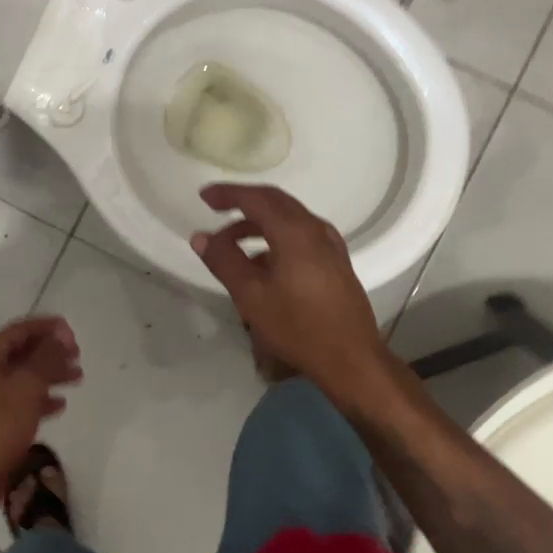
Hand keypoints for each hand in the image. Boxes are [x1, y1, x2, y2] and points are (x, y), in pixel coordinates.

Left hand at [0, 316, 82, 510]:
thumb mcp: (26, 388)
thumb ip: (46, 359)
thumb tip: (60, 336)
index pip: (19, 330)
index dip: (47, 327)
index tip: (73, 331)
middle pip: (21, 352)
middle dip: (51, 351)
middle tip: (78, 354)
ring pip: (23, 377)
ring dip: (50, 374)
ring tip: (77, 377)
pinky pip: (19, 400)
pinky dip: (39, 398)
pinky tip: (59, 405)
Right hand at [190, 184, 386, 392]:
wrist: (351, 359)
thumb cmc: (298, 327)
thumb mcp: (251, 296)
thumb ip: (224, 261)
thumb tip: (200, 237)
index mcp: (294, 232)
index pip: (256, 199)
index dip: (228, 194)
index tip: (204, 197)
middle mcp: (315, 230)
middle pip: (275, 202)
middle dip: (243, 203)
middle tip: (215, 209)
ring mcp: (330, 246)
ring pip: (289, 219)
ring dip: (258, 223)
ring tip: (231, 243)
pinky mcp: (336, 262)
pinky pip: (301, 235)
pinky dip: (276, 236)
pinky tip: (263, 262)